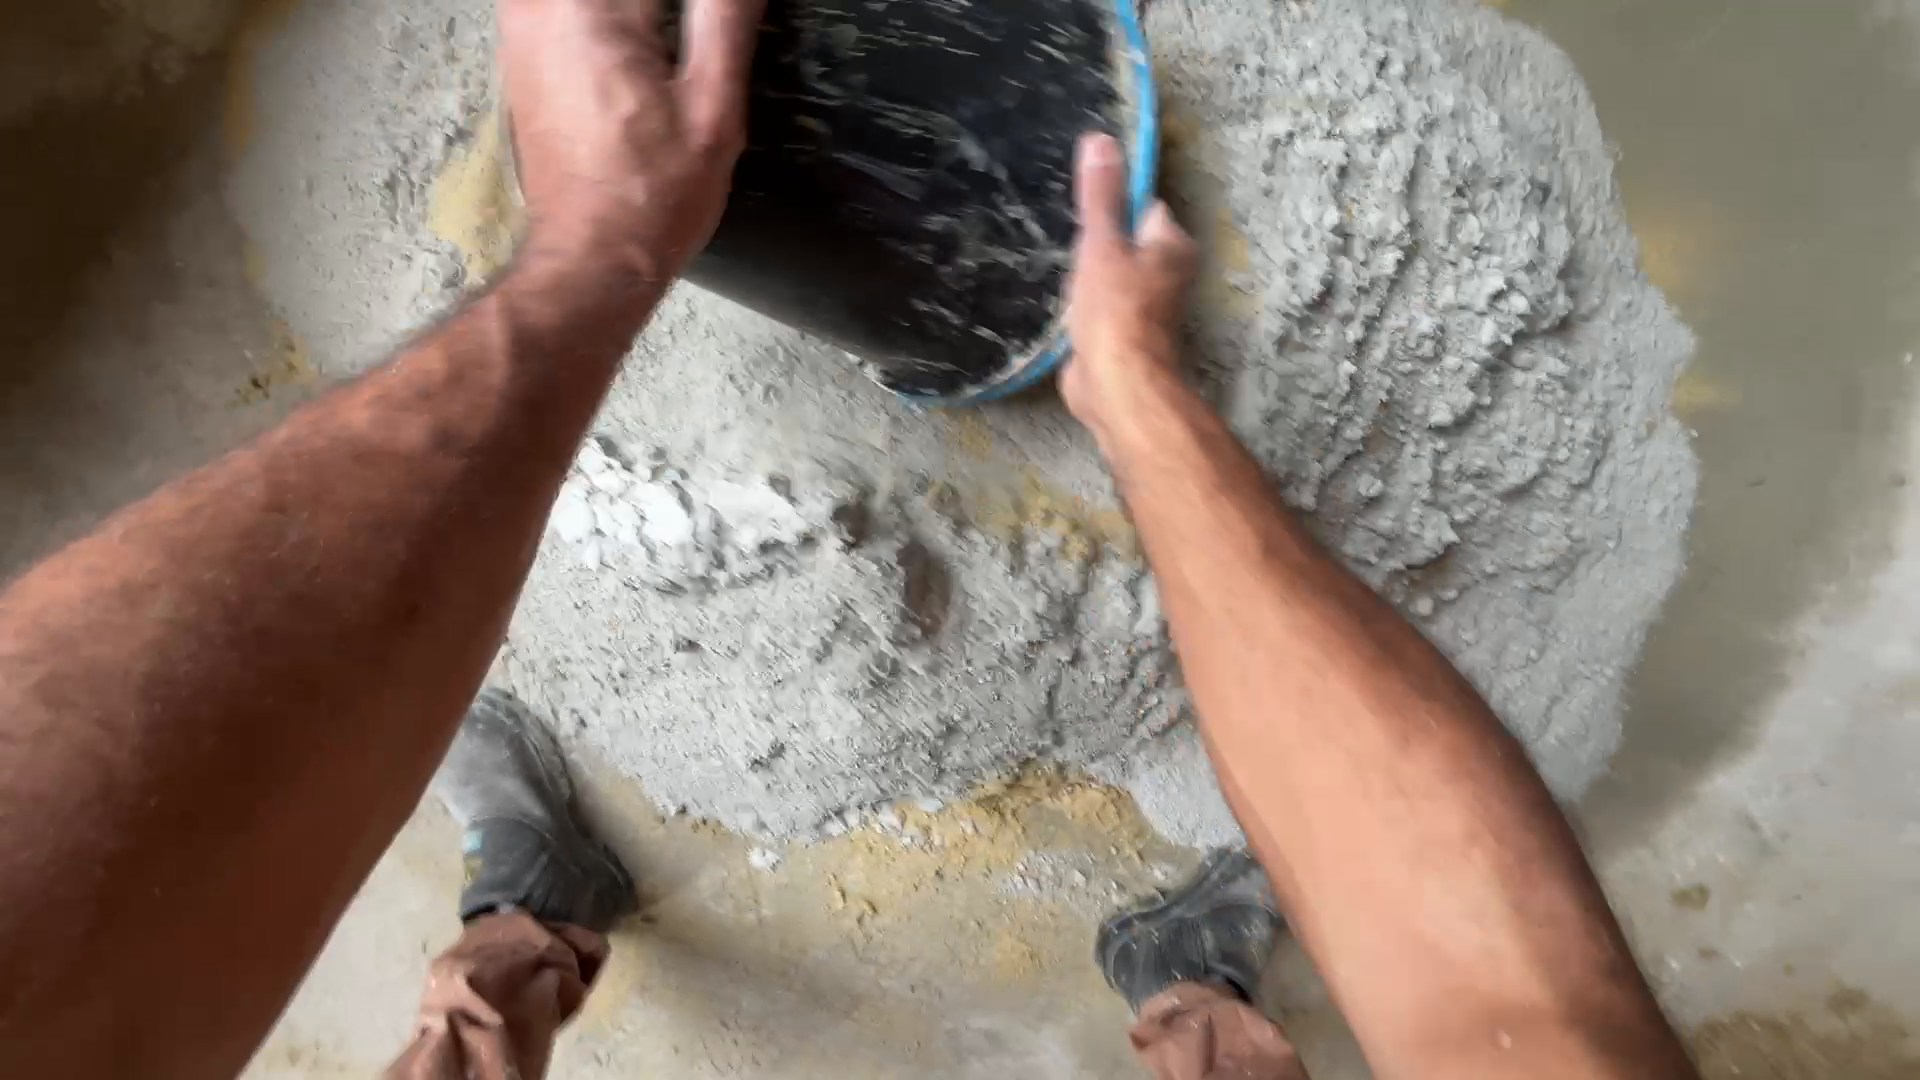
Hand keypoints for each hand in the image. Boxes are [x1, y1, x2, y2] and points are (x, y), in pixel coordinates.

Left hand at [501, 0, 763, 280]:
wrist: (594, 255)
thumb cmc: (659, 195)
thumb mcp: (712, 112)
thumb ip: (725, 21)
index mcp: (594, 7)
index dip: (704, 9)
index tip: (722, 26)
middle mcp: (542, 1)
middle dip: (674, 17)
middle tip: (703, 39)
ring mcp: (520, 20)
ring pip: (602, 4)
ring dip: (643, 19)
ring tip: (678, 47)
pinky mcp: (518, 48)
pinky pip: (569, 10)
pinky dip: (613, 26)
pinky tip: (643, 58)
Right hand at [1059, 133, 1198, 444]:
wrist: (1114, 384)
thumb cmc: (1114, 310)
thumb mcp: (1102, 243)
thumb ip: (1100, 196)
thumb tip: (1100, 139)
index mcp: (1172, 246)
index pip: (1142, 209)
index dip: (1111, 209)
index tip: (1083, 217)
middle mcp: (1167, 276)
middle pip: (1123, 244)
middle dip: (1095, 249)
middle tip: (1072, 256)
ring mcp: (1145, 310)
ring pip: (1109, 278)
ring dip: (1086, 281)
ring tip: (1066, 284)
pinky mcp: (1122, 337)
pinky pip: (1098, 309)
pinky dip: (1082, 309)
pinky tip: (1065, 312)